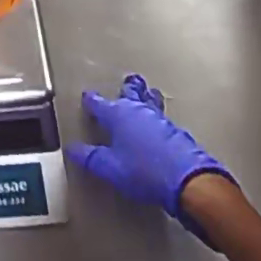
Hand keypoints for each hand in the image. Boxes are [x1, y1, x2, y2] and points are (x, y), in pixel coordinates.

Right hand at [66, 74, 230, 239]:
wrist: (188, 180)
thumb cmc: (142, 171)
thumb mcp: (109, 168)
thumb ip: (90, 158)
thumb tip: (72, 149)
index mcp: (117, 115)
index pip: (99, 103)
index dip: (91, 100)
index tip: (87, 96)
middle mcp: (138, 111)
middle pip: (131, 92)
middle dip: (128, 87)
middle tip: (129, 81)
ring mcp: (160, 120)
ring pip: (150, 103)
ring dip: (147, 98)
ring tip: (148, 93)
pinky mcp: (178, 133)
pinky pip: (164, 120)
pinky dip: (158, 119)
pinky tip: (160, 125)